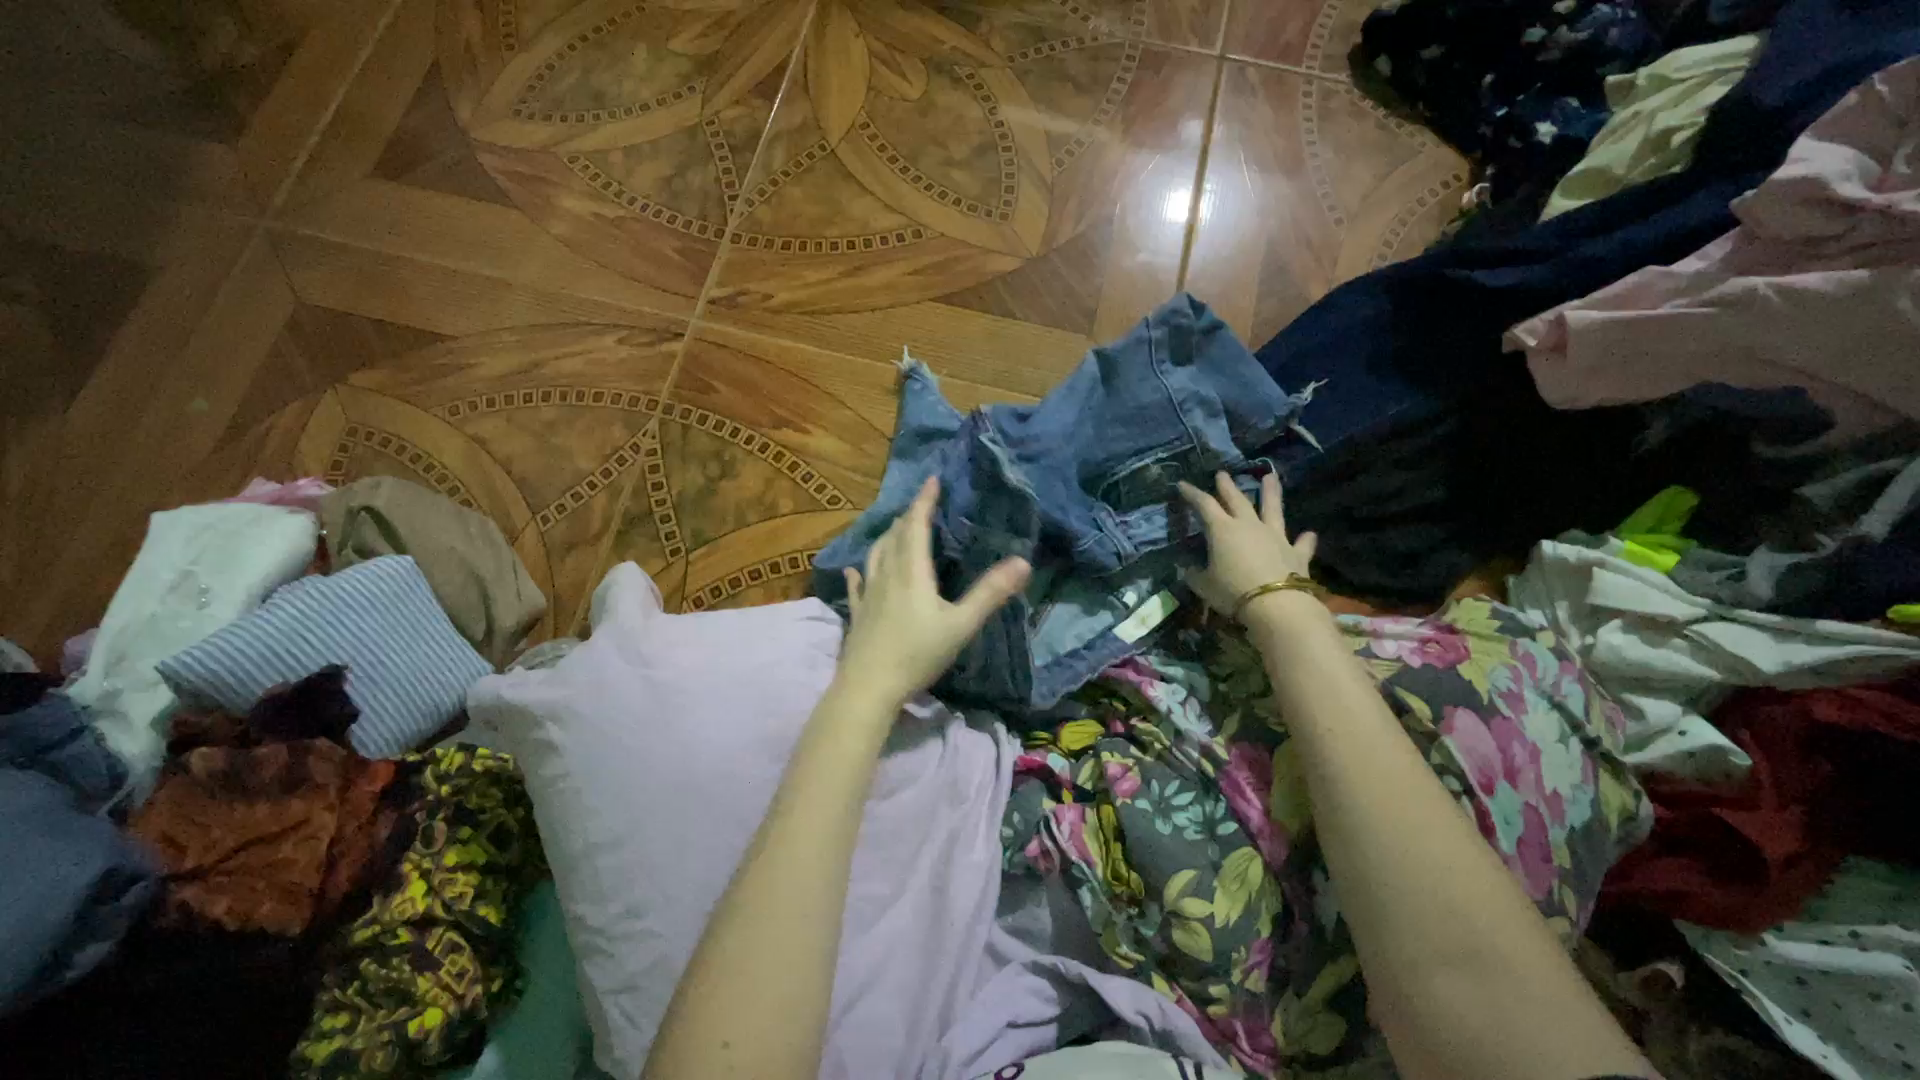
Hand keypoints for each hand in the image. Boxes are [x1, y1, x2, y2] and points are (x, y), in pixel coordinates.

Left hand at [838, 476, 1030, 709]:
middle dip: (908, 516)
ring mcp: (868, 595)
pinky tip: (854, 570)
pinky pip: (857, 586)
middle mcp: (887, 575)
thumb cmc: (917, 654)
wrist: (868, 687)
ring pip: (875, 555)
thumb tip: (1023, 561)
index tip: (932, 480)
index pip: (917, 526)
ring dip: (886, 537)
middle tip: (920, 504)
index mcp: (912, 572)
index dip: (924, 501)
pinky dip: (859, 572)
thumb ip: (990, 594)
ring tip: (894, 528)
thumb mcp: (961, 625)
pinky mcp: (857, 615)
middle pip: (895, 537)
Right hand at [1177, 471, 1319, 622]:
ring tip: (1271, 478)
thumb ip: (1194, 575)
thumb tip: (1185, 569)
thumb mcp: (1204, 586)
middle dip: (1228, 486)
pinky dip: (1305, 540)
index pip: (1204, 505)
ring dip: (1271, 493)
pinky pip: (1302, 544)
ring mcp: (1275, 537)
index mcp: (1223, 530)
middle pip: (1237, 500)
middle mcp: (1249, 526)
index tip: (1183, 485)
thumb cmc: (1232, 592)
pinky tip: (1310, 534)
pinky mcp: (1296, 553)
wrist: (1275, 605)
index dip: (1192, 494)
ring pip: (1273, 509)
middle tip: (1222, 473)